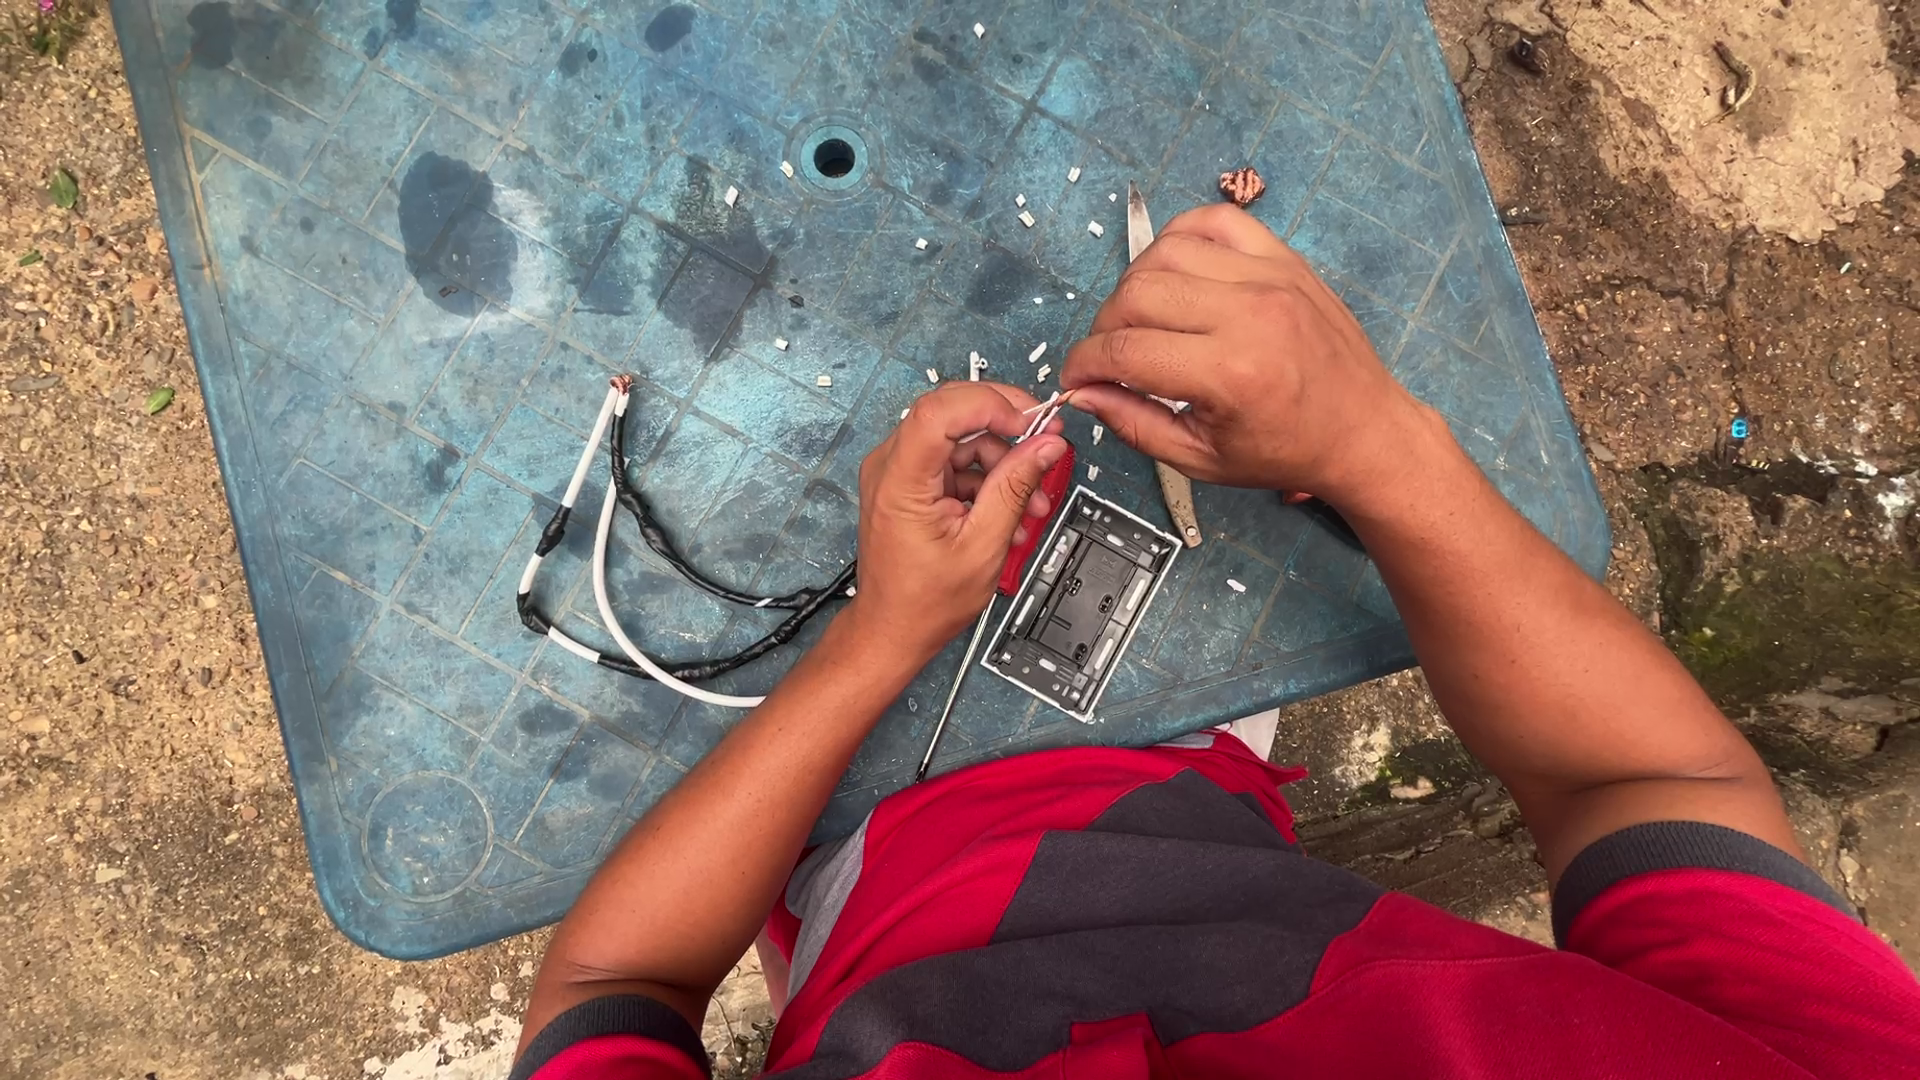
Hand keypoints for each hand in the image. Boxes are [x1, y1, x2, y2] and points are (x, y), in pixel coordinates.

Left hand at [848, 383, 1067, 659]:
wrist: (894, 629)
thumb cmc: (924, 602)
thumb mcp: (984, 545)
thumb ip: (1016, 488)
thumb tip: (1047, 445)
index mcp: (900, 481)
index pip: (940, 410)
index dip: (990, 405)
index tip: (1030, 423)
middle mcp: (891, 467)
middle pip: (952, 413)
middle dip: (1005, 426)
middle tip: (1044, 441)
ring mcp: (899, 474)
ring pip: (960, 438)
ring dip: (1002, 462)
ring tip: (1031, 502)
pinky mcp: (911, 485)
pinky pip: (955, 462)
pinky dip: (987, 480)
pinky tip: (1009, 511)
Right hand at [1060, 204, 1434, 504]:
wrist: (1362, 428)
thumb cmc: (1283, 451)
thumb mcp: (1198, 460)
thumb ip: (1132, 424)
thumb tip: (1081, 393)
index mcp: (1228, 374)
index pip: (1124, 352)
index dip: (1083, 365)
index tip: (1075, 380)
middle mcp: (1247, 313)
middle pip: (1136, 293)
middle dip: (1101, 329)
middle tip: (1105, 358)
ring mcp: (1269, 276)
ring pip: (1165, 252)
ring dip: (1132, 286)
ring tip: (1136, 320)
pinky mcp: (1283, 257)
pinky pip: (1212, 222)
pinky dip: (1176, 240)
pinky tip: (1170, 275)